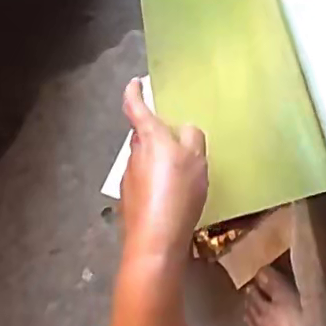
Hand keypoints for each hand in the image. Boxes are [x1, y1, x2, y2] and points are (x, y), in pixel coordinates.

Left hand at [119, 77, 206, 258]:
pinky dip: (157, 181)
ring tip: (181, 169)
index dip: (134, 92)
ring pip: (144, 159)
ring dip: (158, 159)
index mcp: (149, 137)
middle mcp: (133, 155)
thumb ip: (192, 136)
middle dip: (154, 131)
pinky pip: (146, 181)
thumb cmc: (177, 192)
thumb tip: (183, 131)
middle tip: (175, 134)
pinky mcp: (131, 202)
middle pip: (141, 135)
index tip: (135, 83)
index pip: (134, 107)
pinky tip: (174, 195)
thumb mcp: (196, 157)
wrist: (154, 243)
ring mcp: (129, 180)